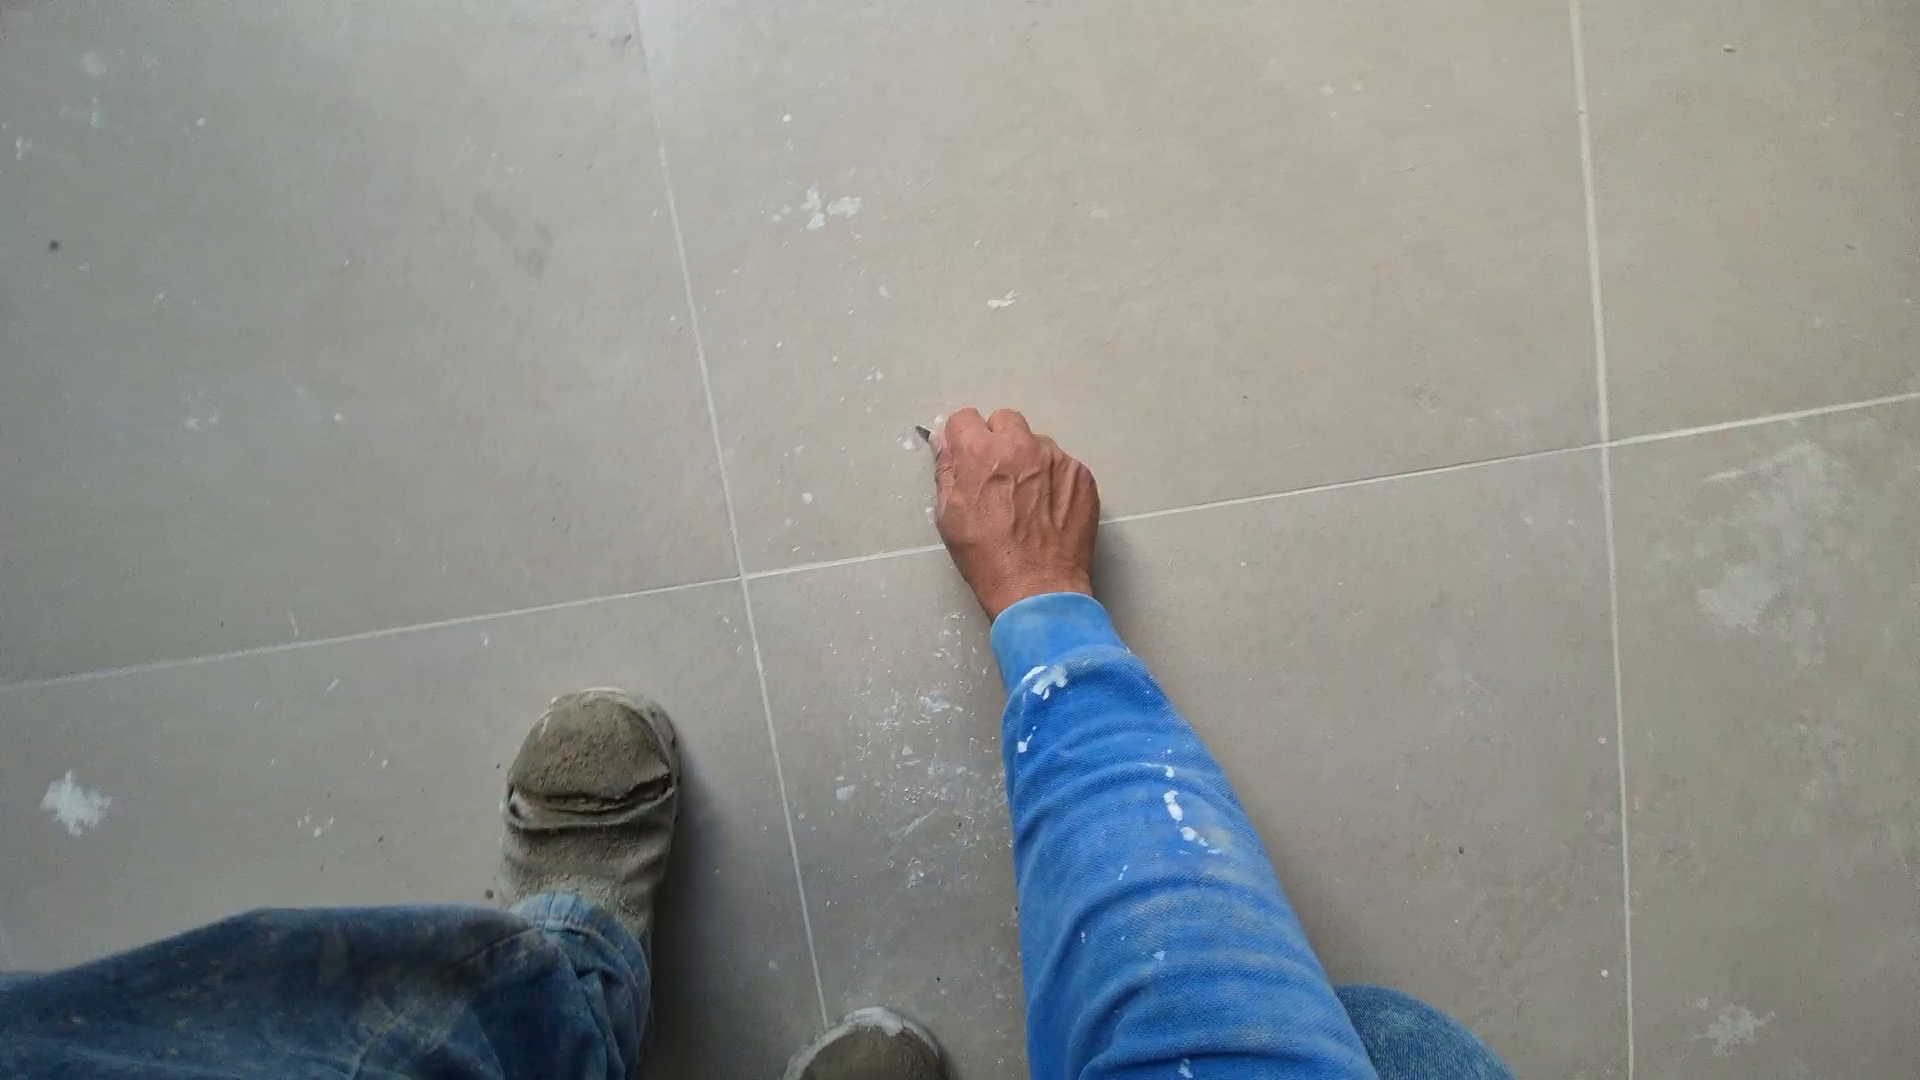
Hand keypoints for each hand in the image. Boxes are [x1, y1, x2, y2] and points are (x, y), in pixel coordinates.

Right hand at [930, 407, 1098, 618]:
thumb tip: (944, 442)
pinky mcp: (1081, 476)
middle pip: (1005, 420)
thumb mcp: (949, 515)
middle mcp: (1021, 446)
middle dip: (997, 441)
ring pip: (1036, 443)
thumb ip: (946, 470)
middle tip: (997, 476)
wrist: (1037, 588)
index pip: (965, 418)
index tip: (966, 460)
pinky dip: (1054, 480)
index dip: (963, 440)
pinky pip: (1062, 466)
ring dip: (1028, 460)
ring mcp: (1056, 459)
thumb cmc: (985, 557)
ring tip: (1027, 500)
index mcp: (981, 452)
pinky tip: (1049, 510)